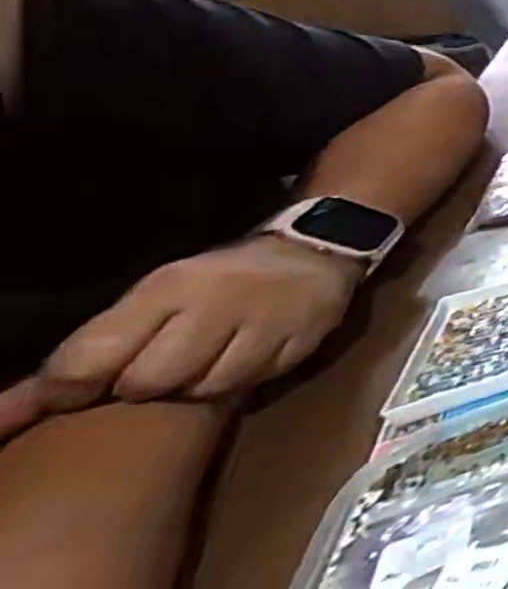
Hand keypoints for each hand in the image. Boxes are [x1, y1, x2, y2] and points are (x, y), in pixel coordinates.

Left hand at [1, 235, 359, 433]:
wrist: (316, 250)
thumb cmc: (218, 280)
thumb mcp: (151, 300)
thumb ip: (87, 352)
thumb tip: (0, 417)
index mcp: (171, 287)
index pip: (89, 361)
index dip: (74, 388)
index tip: (88, 387)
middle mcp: (221, 301)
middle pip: (151, 381)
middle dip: (149, 385)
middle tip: (164, 372)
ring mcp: (272, 318)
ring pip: (209, 387)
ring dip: (202, 384)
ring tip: (211, 363)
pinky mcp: (307, 334)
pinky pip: (260, 377)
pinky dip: (249, 375)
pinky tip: (251, 355)